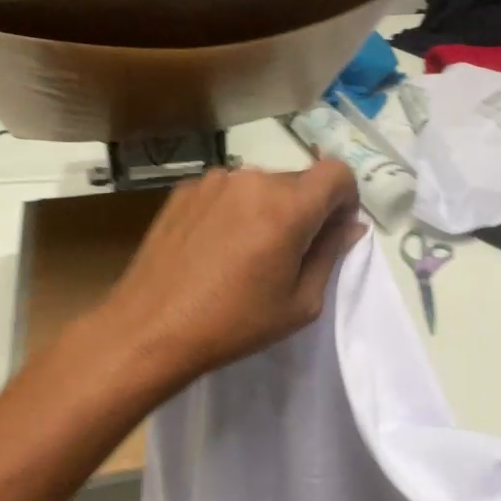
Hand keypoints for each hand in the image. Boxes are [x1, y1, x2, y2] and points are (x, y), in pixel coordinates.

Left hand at [95, 158, 364, 384]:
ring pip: (261, 185)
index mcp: (287, 207)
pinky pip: (228, 192)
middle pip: (299, 180)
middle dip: (305, 209)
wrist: (150, 328)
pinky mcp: (184, 190)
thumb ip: (330, 255)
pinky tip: (216, 248)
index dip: (345, 199)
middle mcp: (253, 180)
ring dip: (268, 209)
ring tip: (246, 254)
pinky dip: (235, 211)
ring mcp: (214, 181)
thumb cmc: (234, 324)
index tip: (332, 231)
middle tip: (288, 255)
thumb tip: (351, 226)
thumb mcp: (300, 303)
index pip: (337, 173)